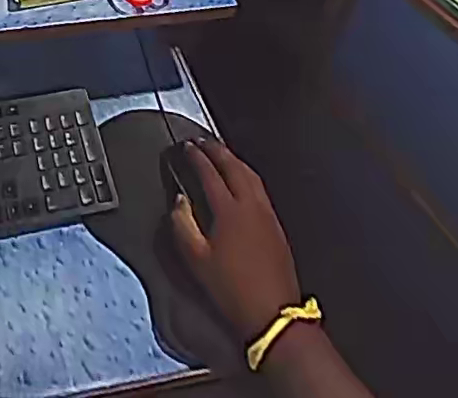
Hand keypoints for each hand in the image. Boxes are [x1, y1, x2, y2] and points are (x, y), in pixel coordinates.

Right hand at [168, 138, 301, 338]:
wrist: (273, 316)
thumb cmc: (231, 287)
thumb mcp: (195, 258)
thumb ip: (181, 223)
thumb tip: (179, 201)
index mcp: (229, 211)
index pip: (210, 173)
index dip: (196, 157)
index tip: (186, 147)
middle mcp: (251, 207)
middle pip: (234, 167)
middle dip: (217, 150)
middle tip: (203, 141)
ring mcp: (267, 216)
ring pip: (251, 176)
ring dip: (234, 159)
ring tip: (221, 152)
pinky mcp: (277, 227)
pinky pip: (260, 188)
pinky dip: (247, 174)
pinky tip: (241, 178)